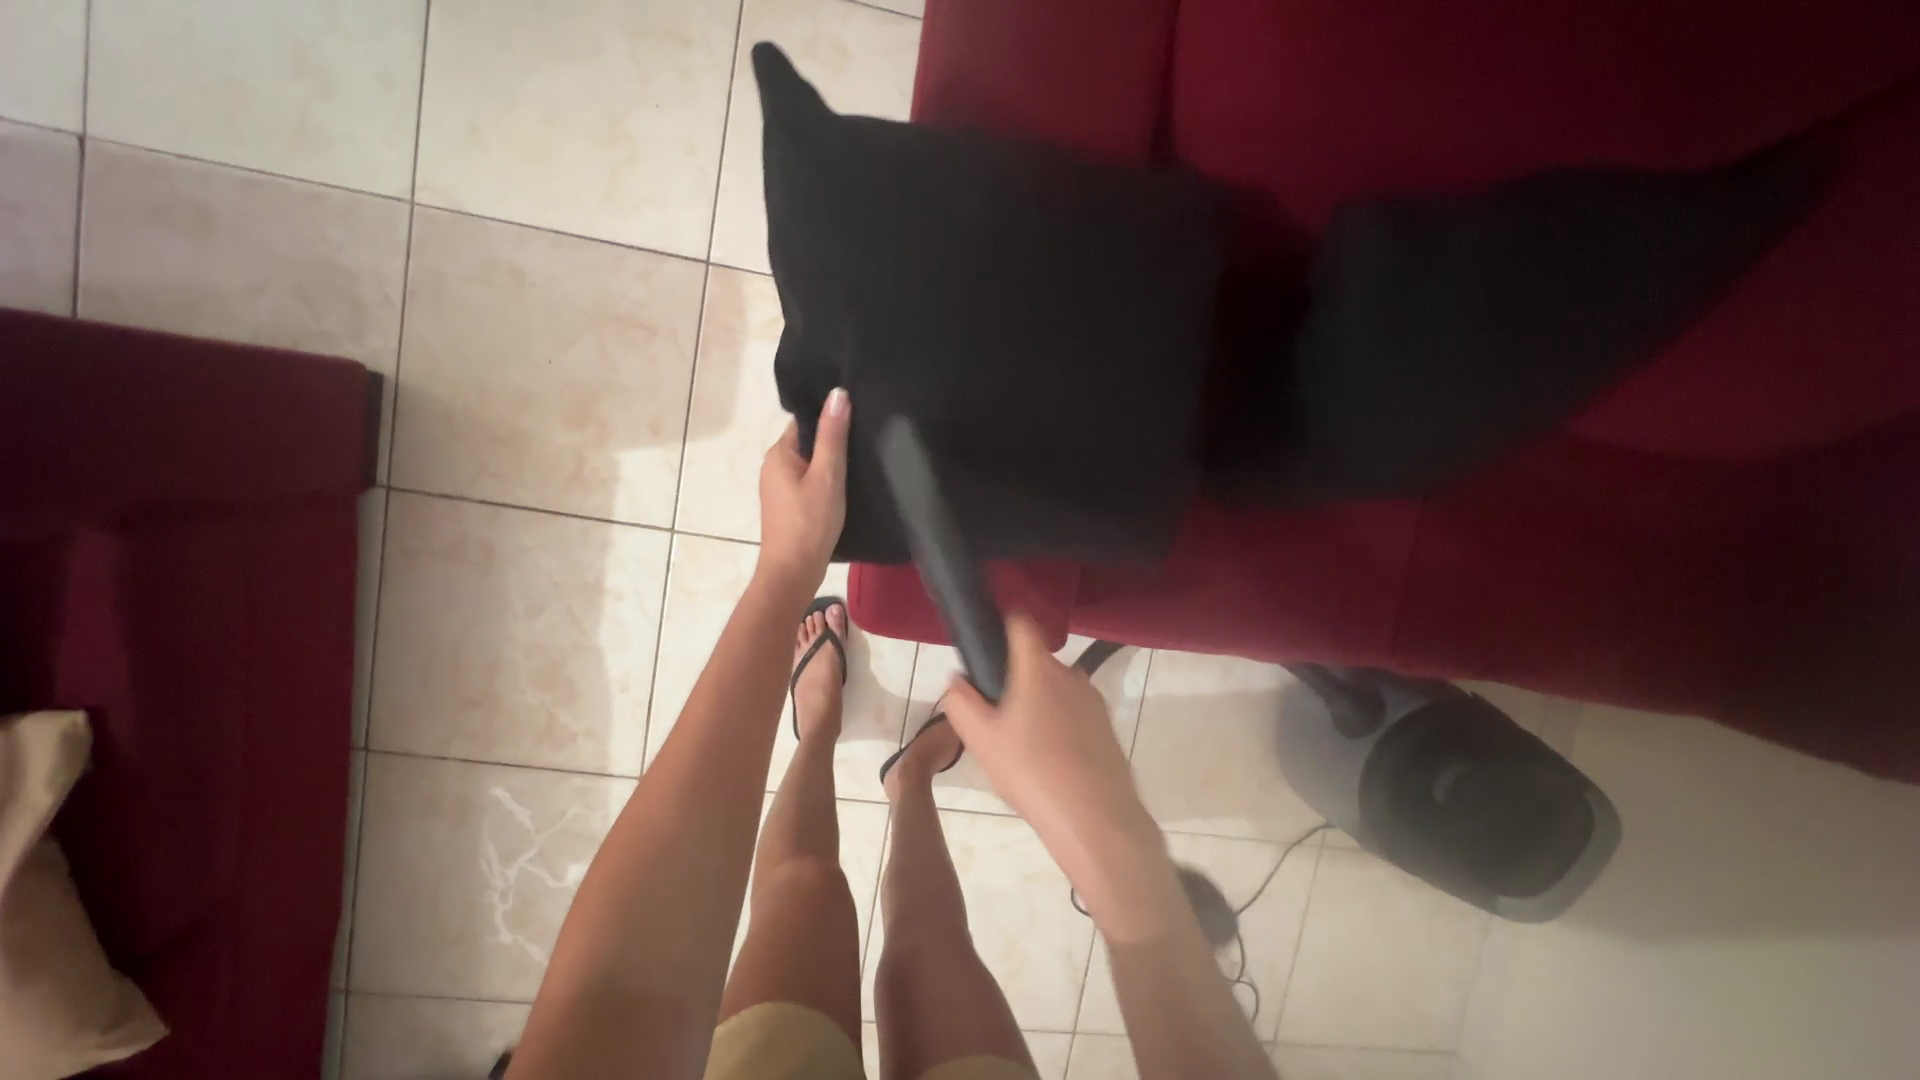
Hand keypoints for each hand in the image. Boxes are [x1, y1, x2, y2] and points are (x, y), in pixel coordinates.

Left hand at [757, 388, 849, 586]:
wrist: (792, 572)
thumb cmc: (810, 523)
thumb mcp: (827, 475)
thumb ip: (832, 436)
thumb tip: (838, 393)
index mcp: (778, 453)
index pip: (805, 422)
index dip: (830, 419)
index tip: (858, 417)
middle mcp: (773, 466)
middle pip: (807, 443)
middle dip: (832, 442)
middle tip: (865, 440)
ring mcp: (778, 488)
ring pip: (808, 465)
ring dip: (830, 465)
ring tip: (860, 462)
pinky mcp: (787, 507)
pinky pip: (807, 483)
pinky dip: (825, 482)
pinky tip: (845, 488)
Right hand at [942, 617, 1165, 918]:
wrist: (1095, 818)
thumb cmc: (1031, 771)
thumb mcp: (980, 740)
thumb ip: (960, 702)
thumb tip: (957, 680)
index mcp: (1038, 668)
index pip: (1020, 624)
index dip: (1001, 628)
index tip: (986, 653)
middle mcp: (1070, 674)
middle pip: (1036, 663)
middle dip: (1015, 681)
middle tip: (996, 719)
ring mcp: (1094, 701)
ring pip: (1056, 691)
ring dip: (1038, 706)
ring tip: (1022, 748)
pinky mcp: (1107, 727)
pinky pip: (1074, 715)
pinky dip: (1059, 728)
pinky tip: (1049, 764)